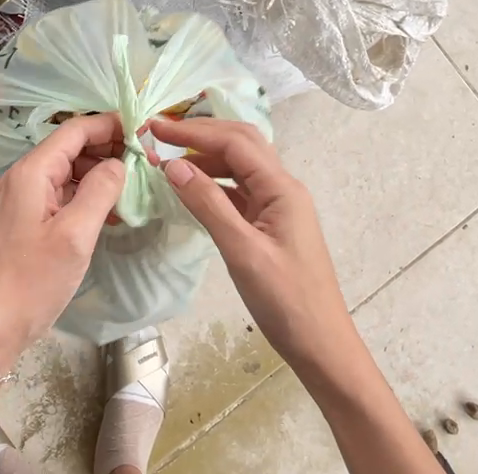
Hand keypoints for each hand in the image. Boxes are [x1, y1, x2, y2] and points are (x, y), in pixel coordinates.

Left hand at [0, 113, 128, 376]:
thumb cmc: (31, 281)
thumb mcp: (75, 236)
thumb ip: (100, 192)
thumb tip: (119, 164)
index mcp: (32, 172)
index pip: (74, 130)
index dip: (108, 124)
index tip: (142, 130)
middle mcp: (23, 177)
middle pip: (70, 147)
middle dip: (106, 148)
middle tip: (144, 160)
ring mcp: (21, 199)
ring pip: (66, 171)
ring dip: (97, 173)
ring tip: (132, 185)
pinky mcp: (24, 220)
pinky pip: (59, 194)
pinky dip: (84, 194)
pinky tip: (109, 209)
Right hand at [147, 117, 359, 375]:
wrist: (322, 348)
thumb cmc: (286, 302)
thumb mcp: (242, 252)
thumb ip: (208, 204)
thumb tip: (173, 165)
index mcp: (282, 188)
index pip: (234, 142)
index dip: (193, 131)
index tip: (154, 128)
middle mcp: (282, 188)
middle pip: (240, 142)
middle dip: (200, 133)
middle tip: (160, 134)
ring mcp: (278, 205)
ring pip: (239, 164)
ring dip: (205, 156)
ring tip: (169, 160)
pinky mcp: (270, 224)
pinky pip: (239, 189)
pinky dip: (213, 181)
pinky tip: (190, 188)